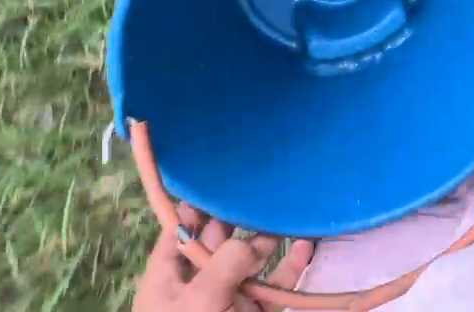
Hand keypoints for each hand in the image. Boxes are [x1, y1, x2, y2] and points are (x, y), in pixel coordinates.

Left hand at [133, 204, 313, 311]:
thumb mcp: (196, 304)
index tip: (220, 174)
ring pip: (250, 260)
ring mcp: (226, 301)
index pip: (177, 232)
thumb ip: (224, 264)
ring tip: (288, 216)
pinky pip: (274, 286)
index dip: (195, 204)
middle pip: (218, 240)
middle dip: (241, 216)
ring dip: (270, 239)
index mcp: (166, 282)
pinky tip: (306, 247)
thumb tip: (253, 243)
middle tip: (263, 188)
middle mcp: (197, 286)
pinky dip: (292, 267)